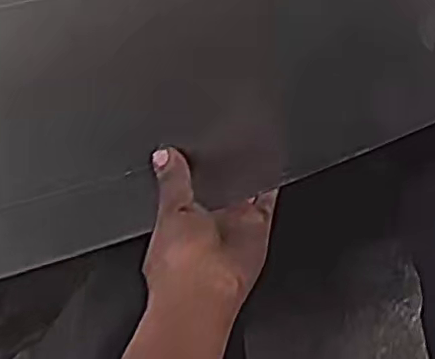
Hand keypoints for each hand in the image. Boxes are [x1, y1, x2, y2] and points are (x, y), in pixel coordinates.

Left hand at [122, 148, 277, 358]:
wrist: (205, 292)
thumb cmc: (176, 268)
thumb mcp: (169, 211)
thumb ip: (173, 181)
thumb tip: (163, 154)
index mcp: (179, 224)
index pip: (187, 189)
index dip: (192, 168)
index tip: (193, 147)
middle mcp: (208, 226)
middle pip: (220, 189)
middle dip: (223, 170)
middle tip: (223, 142)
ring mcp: (234, 226)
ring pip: (245, 191)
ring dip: (248, 172)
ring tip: (248, 143)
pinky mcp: (258, 225)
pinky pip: (268, 198)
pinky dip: (271, 180)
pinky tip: (269, 161)